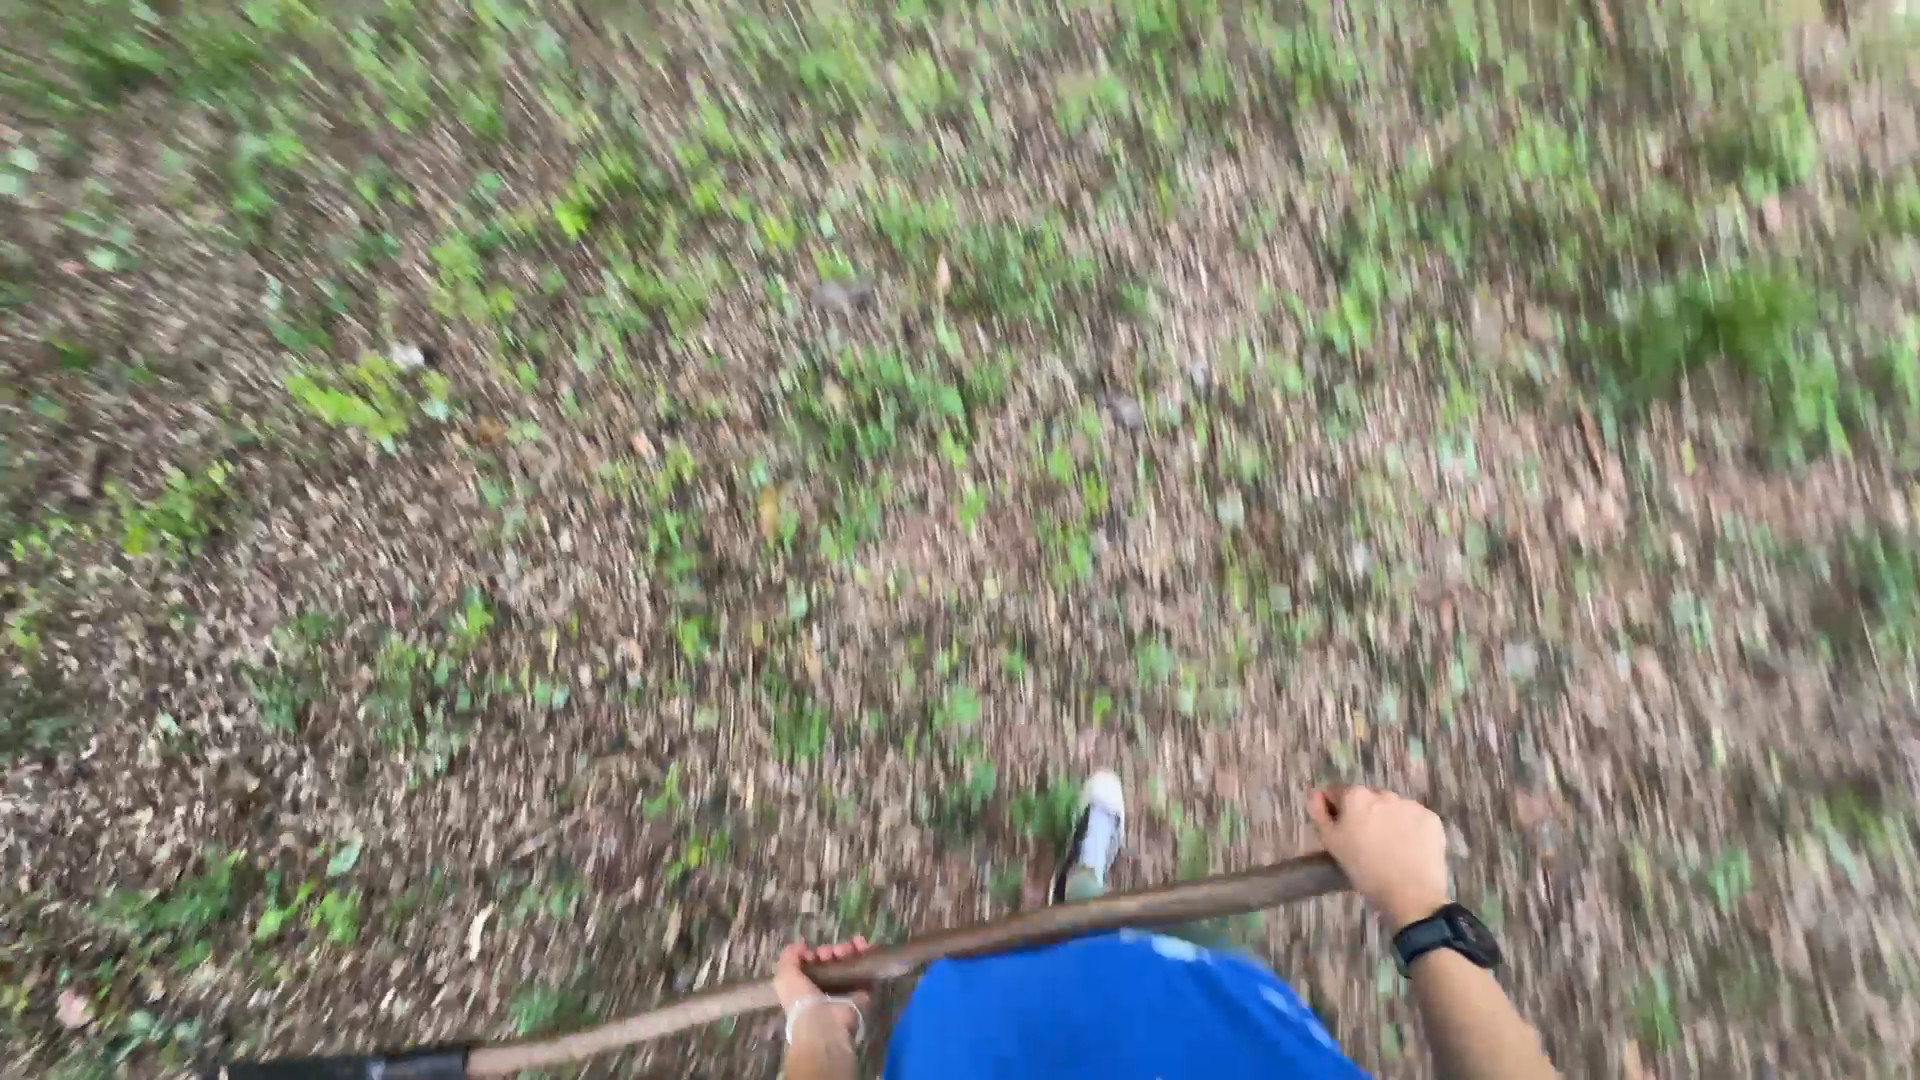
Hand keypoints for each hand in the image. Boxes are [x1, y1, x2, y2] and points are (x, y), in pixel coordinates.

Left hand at [774, 938, 870, 1039]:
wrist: (824, 1024)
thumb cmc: (801, 1001)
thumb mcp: (784, 978)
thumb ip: (788, 958)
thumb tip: (801, 946)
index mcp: (807, 988)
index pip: (814, 966)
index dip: (814, 954)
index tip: (814, 952)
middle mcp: (826, 990)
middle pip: (832, 963)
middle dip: (832, 951)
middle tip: (833, 952)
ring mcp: (845, 991)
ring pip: (849, 964)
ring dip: (848, 950)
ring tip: (848, 948)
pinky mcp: (862, 992)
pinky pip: (866, 969)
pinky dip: (865, 954)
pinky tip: (862, 944)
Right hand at [1309, 785, 1450, 929]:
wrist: (1411, 896)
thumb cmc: (1364, 869)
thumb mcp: (1330, 842)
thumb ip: (1318, 812)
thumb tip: (1315, 793)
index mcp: (1355, 795)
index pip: (1337, 793)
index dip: (1336, 811)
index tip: (1342, 831)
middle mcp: (1382, 793)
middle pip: (1366, 799)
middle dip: (1363, 814)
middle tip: (1365, 841)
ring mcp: (1410, 805)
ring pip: (1391, 808)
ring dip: (1387, 819)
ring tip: (1389, 846)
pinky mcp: (1432, 819)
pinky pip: (1413, 818)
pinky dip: (1410, 828)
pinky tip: (1408, 848)